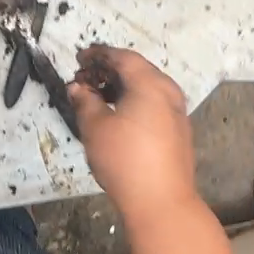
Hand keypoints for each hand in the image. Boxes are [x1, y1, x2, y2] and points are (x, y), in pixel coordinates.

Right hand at [67, 45, 202, 225]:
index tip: (79, 57)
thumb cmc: (124, 159)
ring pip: (145, 88)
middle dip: (108, 70)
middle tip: (84, 77)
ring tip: (95, 97)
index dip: (99, 54)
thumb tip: (77, 87)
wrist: (160, 199)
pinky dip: (132, 100)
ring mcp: (176, 112)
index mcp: (150, 84)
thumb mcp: (95, 127)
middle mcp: (168, 92)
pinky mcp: (176, 130)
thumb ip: (84, 101)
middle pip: (137, 70)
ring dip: (119, 87)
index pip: (123, 57)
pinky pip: (152, 103)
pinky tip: (116, 115)